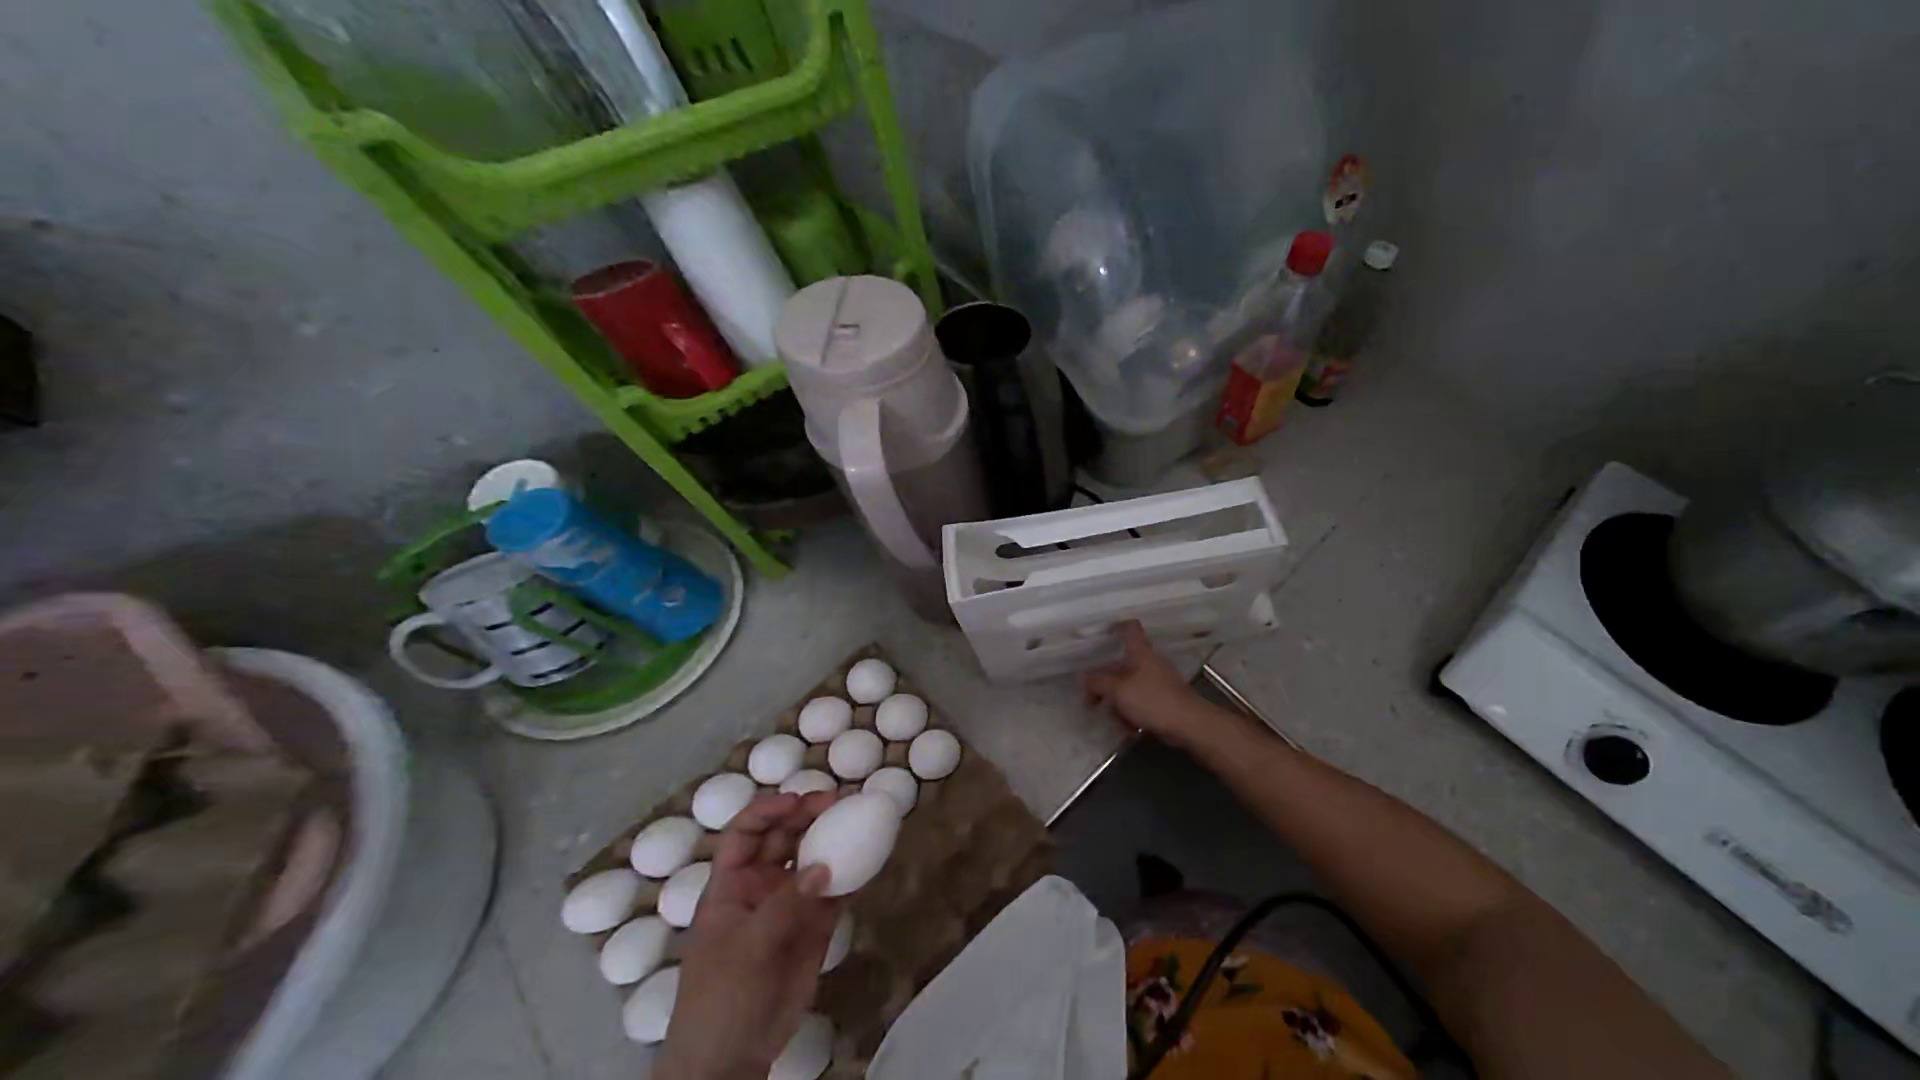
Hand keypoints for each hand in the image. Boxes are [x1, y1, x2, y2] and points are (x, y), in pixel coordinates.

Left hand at [654, 792, 842, 1079]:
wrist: (732, 1057)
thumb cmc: (721, 995)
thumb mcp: (746, 946)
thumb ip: (785, 904)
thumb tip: (824, 866)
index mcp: (731, 883)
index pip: (745, 832)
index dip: (768, 810)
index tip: (797, 800)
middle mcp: (761, 885)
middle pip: (784, 837)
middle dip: (808, 814)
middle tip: (839, 801)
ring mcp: (789, 904)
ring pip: (812, 859)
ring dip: (833, 838)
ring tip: (860, 819)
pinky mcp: (814, 926)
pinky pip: (835, 892)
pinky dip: (851, 874)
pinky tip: (870, 859)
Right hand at [1081, 621, 1227, 749]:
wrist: (1189, 724)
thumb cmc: (1152, 700)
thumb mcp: (1118, 691)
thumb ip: (1097, 683)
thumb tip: (1083, 679)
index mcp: (1140, 653)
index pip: (1129, 628)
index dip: (1115, 626)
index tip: (1101, 632)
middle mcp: (1150, 663)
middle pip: (1121, 665)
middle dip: (1104, 682)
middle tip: (1091, 700)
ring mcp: (1158, 681)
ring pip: (1129, 686)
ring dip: (1117, 701)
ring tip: (1113, 718)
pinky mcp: (1164, 699)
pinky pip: (1140, 700)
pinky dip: (1132, 711)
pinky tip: (1130, 727)